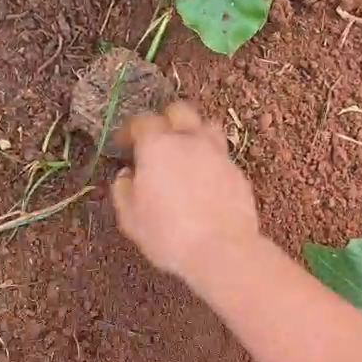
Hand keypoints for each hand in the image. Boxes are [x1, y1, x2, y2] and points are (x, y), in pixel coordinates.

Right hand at [112, 101, 260, 280]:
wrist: (222, 250)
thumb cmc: (169, 235)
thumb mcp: (131, 219)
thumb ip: (123, 191)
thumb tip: (126, 177)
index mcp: (158, 146)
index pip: (142, 122)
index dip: (130, 131)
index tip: (123, 146)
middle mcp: (190, 141)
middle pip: (179, 111)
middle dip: (165, 120)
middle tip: (156, 143)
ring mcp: (218, 154)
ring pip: (206, 127)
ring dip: (193, 134)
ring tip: (185, 156)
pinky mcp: (237, 172)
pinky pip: (221, 156)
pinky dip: (209, 161)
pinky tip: (204, 183)